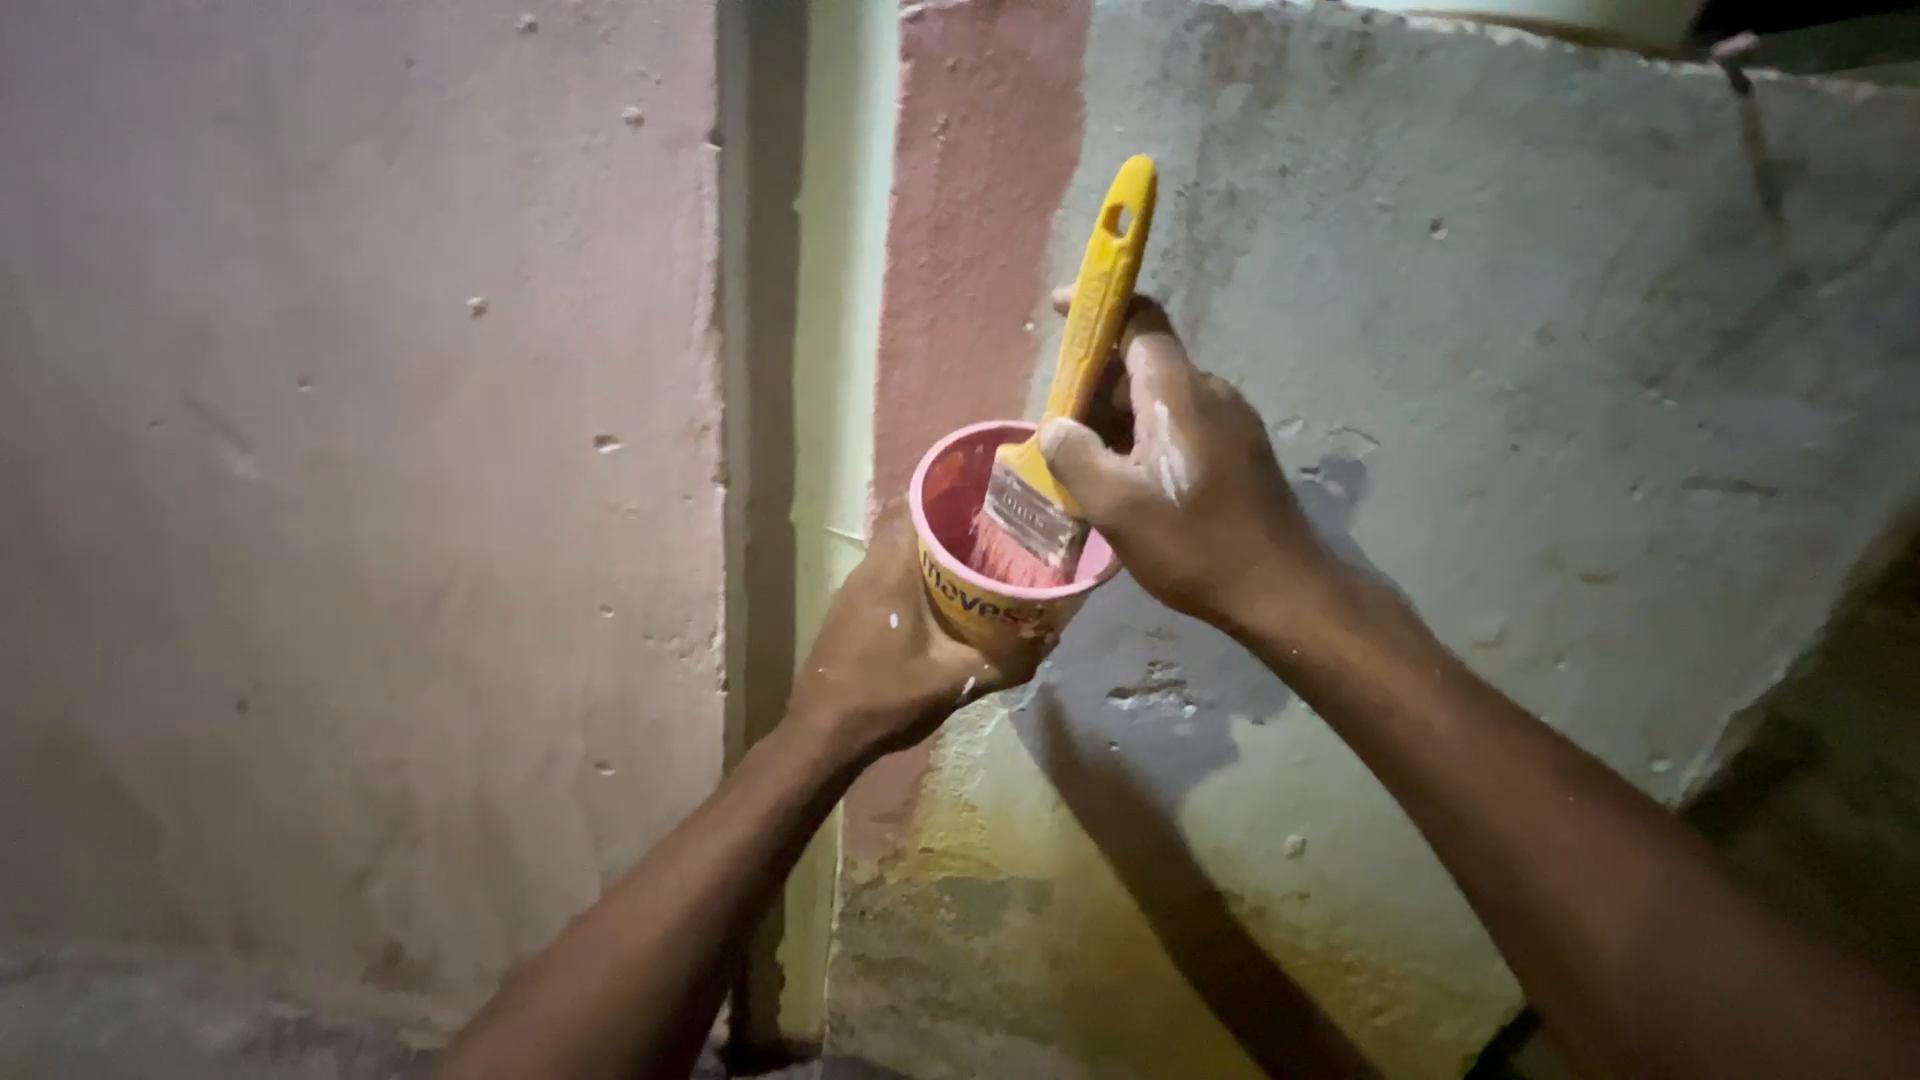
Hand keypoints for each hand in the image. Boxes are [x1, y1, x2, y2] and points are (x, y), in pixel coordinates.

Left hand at [787, 503, 1042, 761]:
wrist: (823, 731)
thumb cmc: (886, 697)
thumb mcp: (955, 681)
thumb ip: (1005, 660)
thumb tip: (1049, 637)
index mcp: (891, 570)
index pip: (913, 503)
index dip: (948, 489)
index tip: (985, 491)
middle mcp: (869, 567)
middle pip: (907, 520)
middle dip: (947, 517)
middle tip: (991, 524)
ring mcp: (854, 586)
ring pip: (896, 546)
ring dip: (929, 546)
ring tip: (973, 554)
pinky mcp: (849, 606)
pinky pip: (886, 569)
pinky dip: (913, 569)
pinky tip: (940, 592)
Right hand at [1038, 288, 1335, 632]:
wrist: (1282, 590)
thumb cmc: (1195, 544)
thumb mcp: (1116, 506)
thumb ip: (1075, 456)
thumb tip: (1055, 427)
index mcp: (1178, 393)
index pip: (1139, 322)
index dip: (1098, 308)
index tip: (1058, 310)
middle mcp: (1209, 394)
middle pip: (1143, 366)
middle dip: (1093, 385)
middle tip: (1056, 427)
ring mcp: (1231, 424)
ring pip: (1160, 402)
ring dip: (1116, 421)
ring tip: (1083, 465)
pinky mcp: (1240, 454)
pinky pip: (1180, 428)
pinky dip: (1144, 441)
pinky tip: (1126, 485)